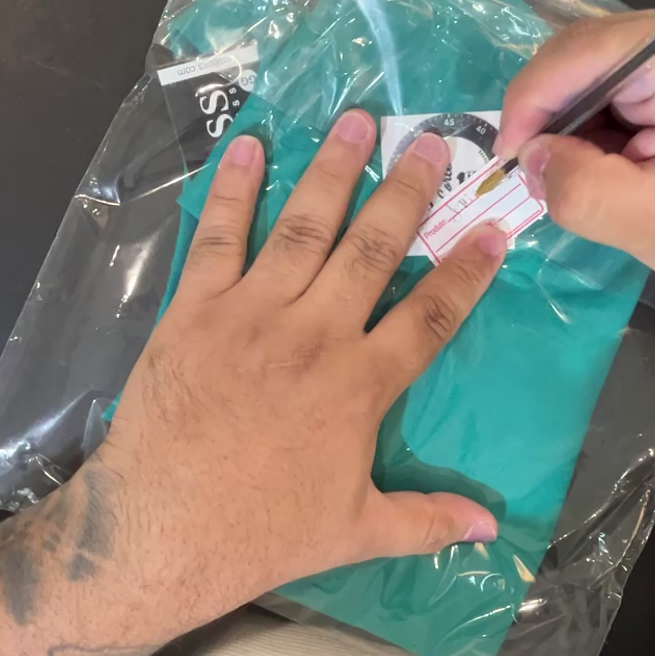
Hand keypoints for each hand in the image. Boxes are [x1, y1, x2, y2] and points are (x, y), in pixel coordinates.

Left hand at [89, 111, 507, 615]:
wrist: (160, 530)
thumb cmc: (261, 534)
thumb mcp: (356, 533)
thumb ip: (427, 521)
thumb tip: (492, 529)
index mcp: (360, 384)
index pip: (430, 316)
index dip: (467, 273)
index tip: (494, 229)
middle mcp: (314, 333)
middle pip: (373, 250)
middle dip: (406, 194)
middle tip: (431, 144)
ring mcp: (252, 313)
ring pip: (303, 227)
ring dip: (333, 171)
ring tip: (356, 121)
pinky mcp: (196, 310)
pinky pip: (219, 238)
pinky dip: (233, 190)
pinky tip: (249, 147)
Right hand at [495, 8, 654, 311]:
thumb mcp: (652, 226)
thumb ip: (583, 190)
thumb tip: (529, 157)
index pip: (589, 49)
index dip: (533, 96)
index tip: (509, 155)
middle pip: (588, 50)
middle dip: (549, 110)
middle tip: (536, 171)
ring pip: (594, 66)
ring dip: (569, 119)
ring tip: (573, 171)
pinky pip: (614, 80)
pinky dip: (591, 121)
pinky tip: (600, 159)